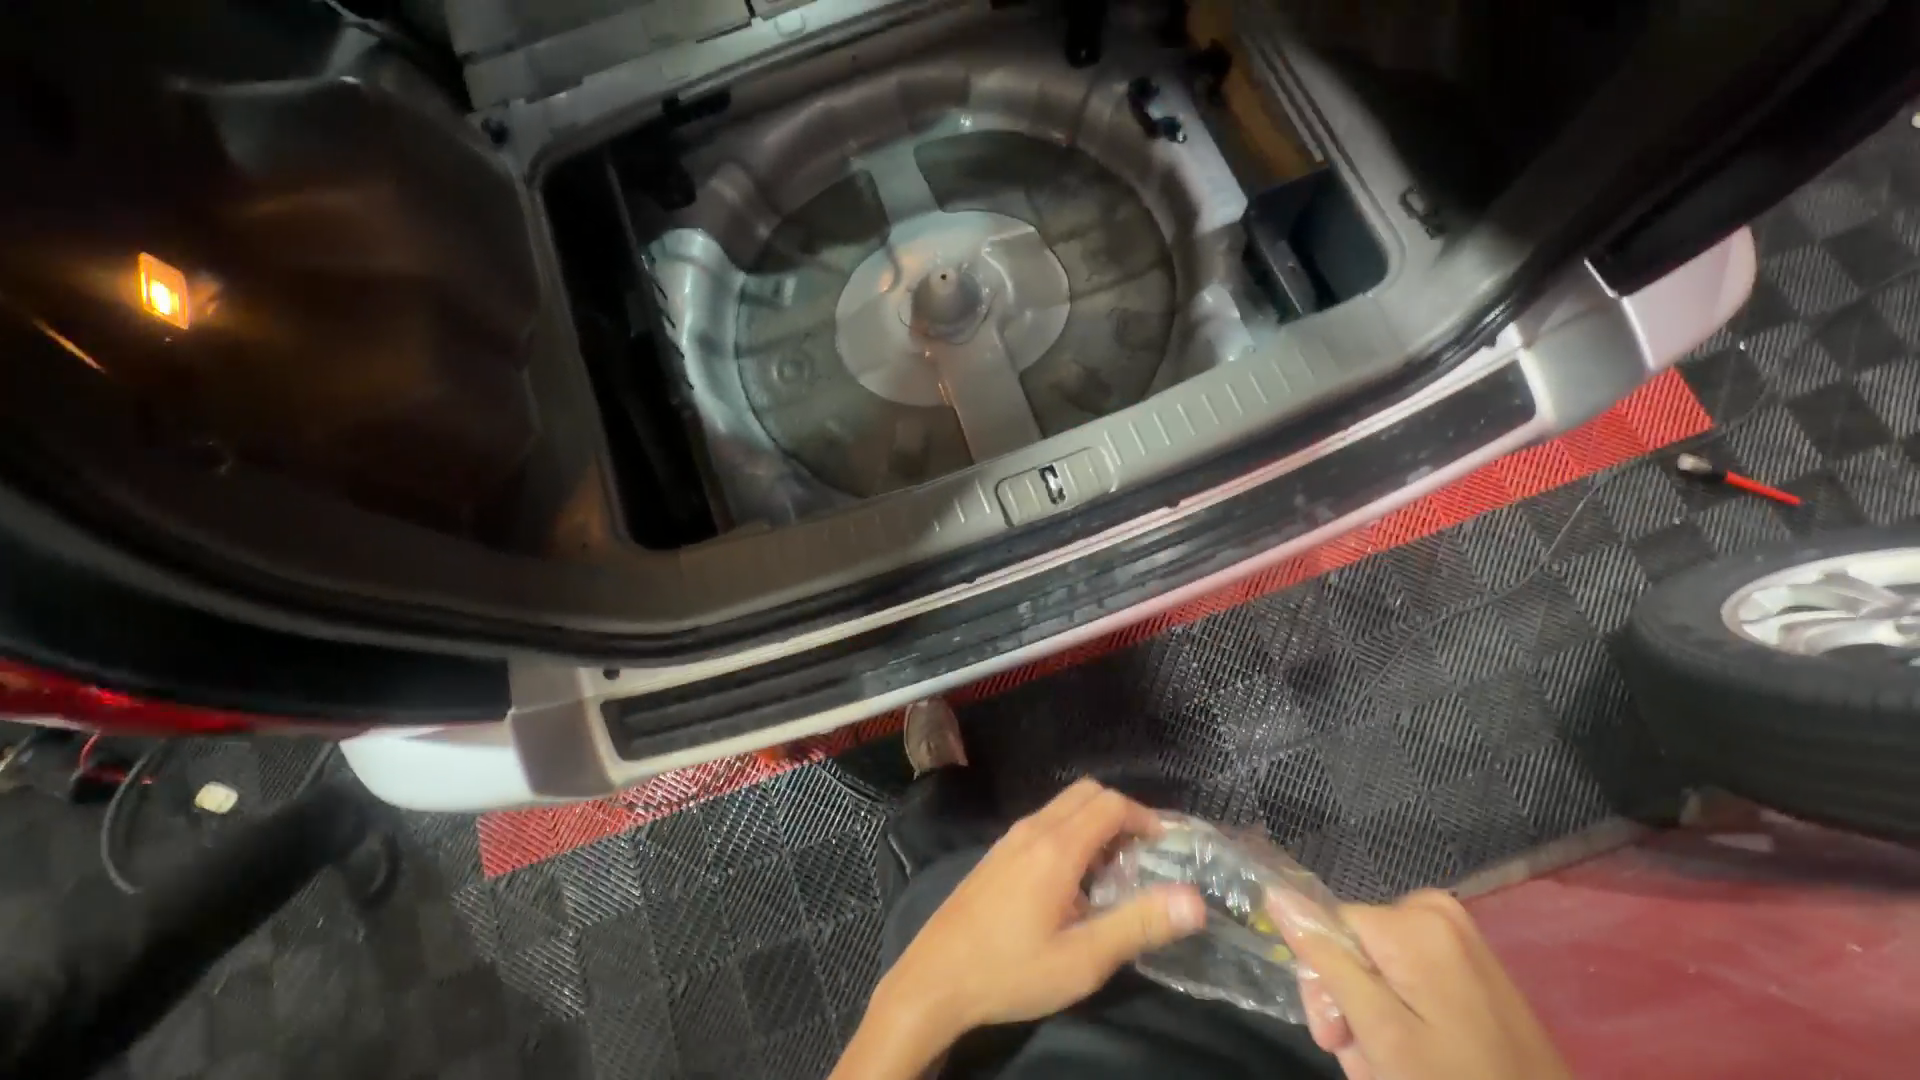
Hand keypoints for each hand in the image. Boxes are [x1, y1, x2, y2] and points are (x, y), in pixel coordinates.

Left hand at [849, 780, 1206, 1072]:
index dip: (1145, 816)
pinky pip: (1043, 826)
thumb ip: (1138, 925)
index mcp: (1055, 848)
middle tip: (1143, 858)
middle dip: (1121, 814)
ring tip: (1113, 875)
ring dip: (1094, 826)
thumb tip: (1194, 900)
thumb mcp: (1082, 960)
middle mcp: (1031, 831)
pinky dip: (1070, 836)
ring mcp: (1008, 841)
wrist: (933, 980)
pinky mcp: (995, 856)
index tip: (1167, 847)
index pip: (1110, 803)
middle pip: (1086, 794)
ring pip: (1062, 809)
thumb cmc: (1011, 971)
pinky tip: (1072, 887)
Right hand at [1278, 889, 1572, 1079]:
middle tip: (1360, 1056)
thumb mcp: (1380, 1031)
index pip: (1326, 925)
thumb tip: (1275, 894)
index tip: (1332, 1035)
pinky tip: (1412, 1047)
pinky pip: (1407, 968)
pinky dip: (1399, 1008)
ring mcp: (1457, 933)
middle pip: (1351, 941)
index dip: (1320, 979)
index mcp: (1413, 921)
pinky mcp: (1470, 957)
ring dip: (1369, 1011)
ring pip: (1375, 959)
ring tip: (1387, 1061)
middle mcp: (1434, 909)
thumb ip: (1327, 959)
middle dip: (1345, 999)